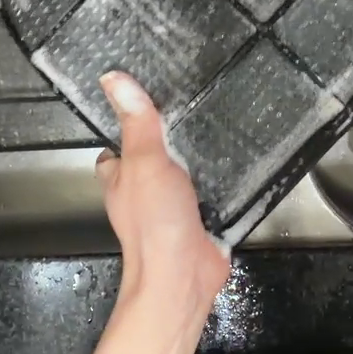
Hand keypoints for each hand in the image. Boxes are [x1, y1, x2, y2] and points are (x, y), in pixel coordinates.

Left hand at [96, 72, 230, 326]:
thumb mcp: (145, 162)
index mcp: (121, 179)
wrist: (183, 275)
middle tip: (192, 107)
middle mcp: (143, 194)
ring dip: (196, 159)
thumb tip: (113, 78)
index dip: (124, 129)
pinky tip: (239, 160)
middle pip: (151, 160)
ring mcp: (172, 209)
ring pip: (182, 175)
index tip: (143, 103)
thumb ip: (137, 123)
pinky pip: (210, 192)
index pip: (115, 150)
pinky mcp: (201, 220)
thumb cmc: (155, 221)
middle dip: (167, 140)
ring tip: (220, 122)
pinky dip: (220, 179)